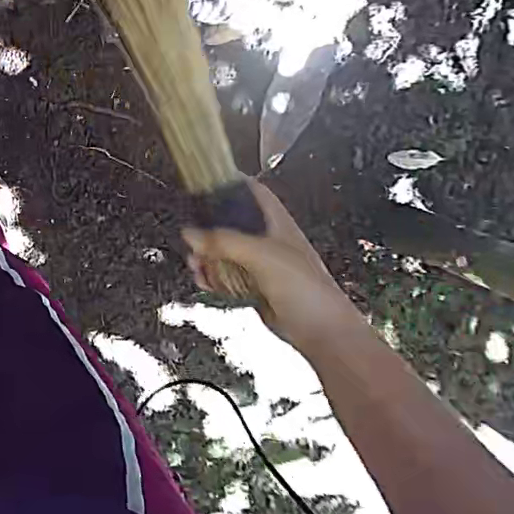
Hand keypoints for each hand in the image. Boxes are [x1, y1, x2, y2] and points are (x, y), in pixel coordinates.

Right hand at [182, 178, 365, 350]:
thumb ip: (223, 242)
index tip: (207, 181)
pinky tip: (205, 279)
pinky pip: (226, 276)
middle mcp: (268, 240)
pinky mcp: (254, 287)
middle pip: (231, 223)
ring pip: (225, 251)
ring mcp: (260, 264)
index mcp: (276, 222)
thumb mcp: (261, 255)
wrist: (321, 332)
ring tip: (196, 262)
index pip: (252, 191)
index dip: (232, 183)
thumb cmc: (307, 289)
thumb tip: (191, 233)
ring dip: (207, 256)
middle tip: (193, 234)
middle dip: (209, 228)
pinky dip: (213, 276)